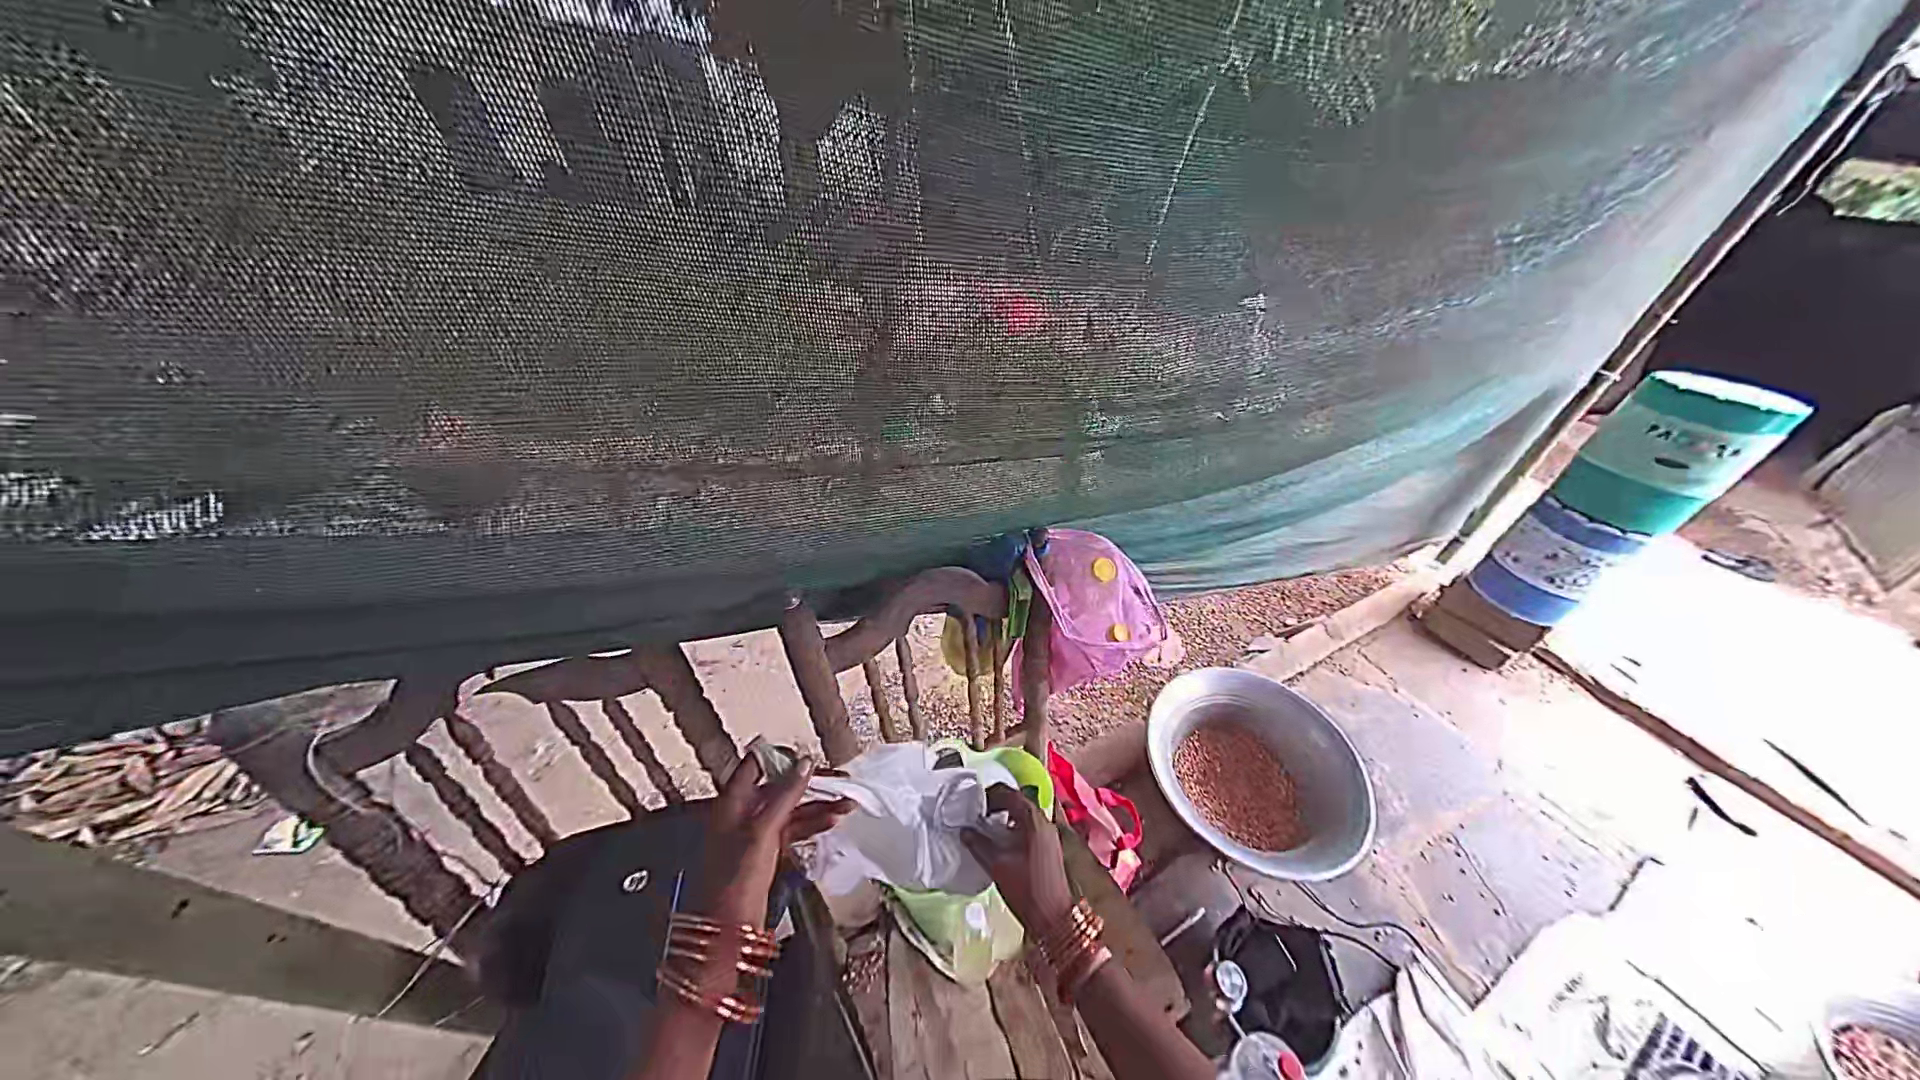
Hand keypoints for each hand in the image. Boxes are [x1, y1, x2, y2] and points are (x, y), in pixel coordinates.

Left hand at [692, 750, 853, 926]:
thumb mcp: (763, 830)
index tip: (810, 757)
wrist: (725, 930)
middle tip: (840, 781)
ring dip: (819, 805)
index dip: (783, 757)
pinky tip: (832, 821)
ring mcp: (756, 832)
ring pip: (792, 808)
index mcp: (733, 801)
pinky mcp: (767, 851)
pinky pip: (794, 828)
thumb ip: (785, 794)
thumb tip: (805, 762)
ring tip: (847, 803)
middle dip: (811, 784)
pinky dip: (813, 823)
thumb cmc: (735, 878)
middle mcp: (744, 812)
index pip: (758, 764)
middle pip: (781, 787)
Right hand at [962, 784, 1074, 931]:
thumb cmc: (1026, 889)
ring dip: (1006, 815)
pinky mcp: (1050, 846)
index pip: (1008, 793)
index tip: (973, 805)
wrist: (1053, 918)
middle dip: (997, 804)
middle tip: (978, 814)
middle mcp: (1044, 821)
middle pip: (1018, 800)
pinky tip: (1003, 841)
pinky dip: (1014, 826)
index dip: (988, 796)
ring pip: (1024, 813)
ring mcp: (1050, 833)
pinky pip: (1030, 825)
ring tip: (988, 827)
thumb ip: (978, 843)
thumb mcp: (997, 864)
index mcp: (1032, 819)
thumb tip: (964, 831)